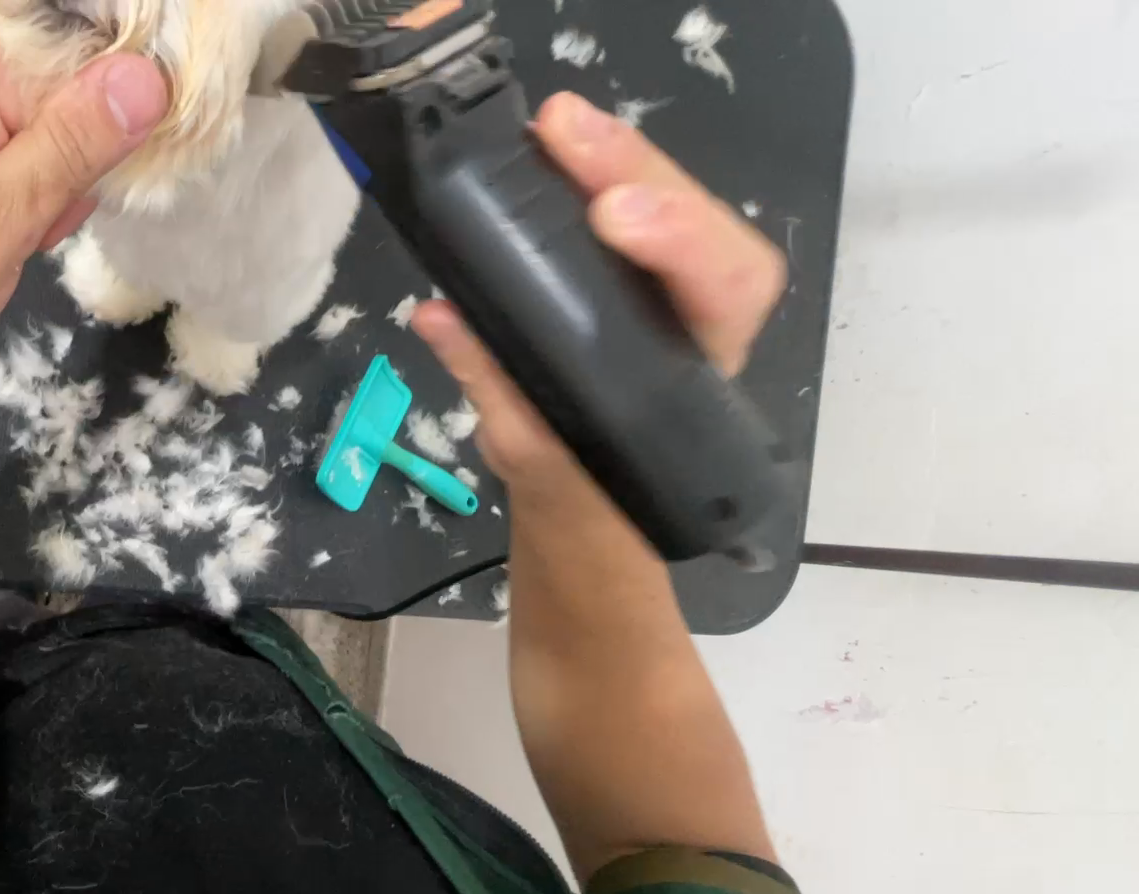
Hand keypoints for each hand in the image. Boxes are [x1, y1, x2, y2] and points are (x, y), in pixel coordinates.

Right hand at [411, 91, 785, 508]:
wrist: (588, 500)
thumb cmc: (574, 484)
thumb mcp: (528, 446)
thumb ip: (491, 382)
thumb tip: (435, 314)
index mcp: (696, 369)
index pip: (723, 286)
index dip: (678, 239)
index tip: (610, 213)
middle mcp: (694, 315)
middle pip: (698, 220)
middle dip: (634, 168)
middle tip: (561, 130)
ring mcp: (664, 292)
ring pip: (671, 204)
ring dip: (614, 158)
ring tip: (554, 128)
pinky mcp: (626, 279)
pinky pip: (629, 213)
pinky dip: (590, 178)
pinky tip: (551, 154)